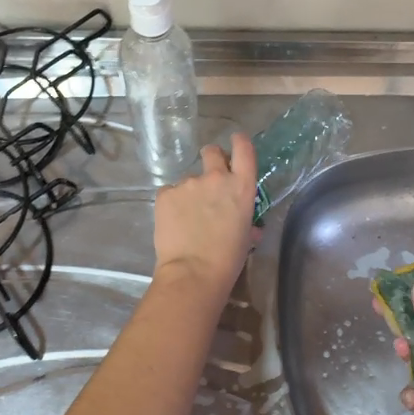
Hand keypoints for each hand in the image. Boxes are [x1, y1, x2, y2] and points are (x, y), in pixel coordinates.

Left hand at [153, 134, 259, 294]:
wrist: (193, 273)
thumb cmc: (227, 259)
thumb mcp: (246, 236)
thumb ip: (246, 221)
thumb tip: (248, 226)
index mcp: (241, 186)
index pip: (244, 149)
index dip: (239, 142)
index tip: (235, 141)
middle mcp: (216, 177)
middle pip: (211, 151)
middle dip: (210, 158)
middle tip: (208, 178)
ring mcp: (188, 183)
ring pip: (188, 179)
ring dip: (190, 191)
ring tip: (187, 217)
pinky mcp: (165, 193)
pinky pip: (169, 192)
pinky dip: (172, 203)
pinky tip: (173, 222)